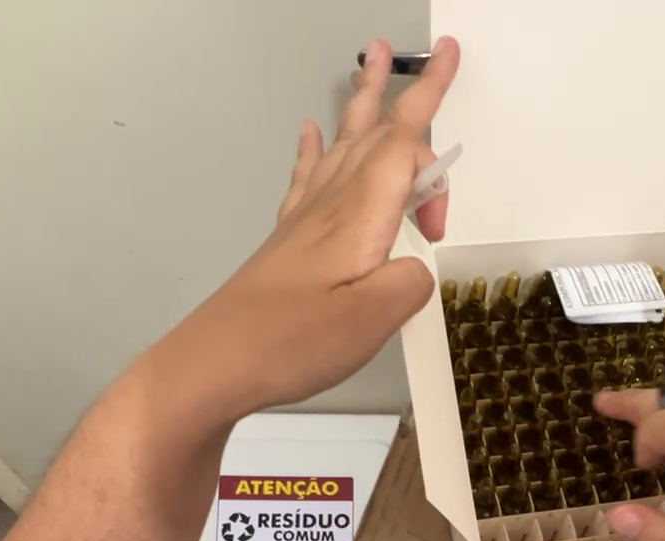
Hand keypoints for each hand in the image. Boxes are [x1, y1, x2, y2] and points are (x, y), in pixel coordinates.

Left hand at [160, 37, 459, 415]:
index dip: (434, 141)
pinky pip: (306, 177)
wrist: (218, 362)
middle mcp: (332, 205)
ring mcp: (306, 220)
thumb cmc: (293, 342)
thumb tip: (416, 266)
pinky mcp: (289, 241)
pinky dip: (314, 150)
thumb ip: (411, 281)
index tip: (446, 142)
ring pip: (342, 144)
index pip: (406, 150)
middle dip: (411, 94)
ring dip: (363, 103)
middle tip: (438, 55)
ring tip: (371, 62)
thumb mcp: (374, 319)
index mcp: (359, 216)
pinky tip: (309, 133)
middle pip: (377, 133)